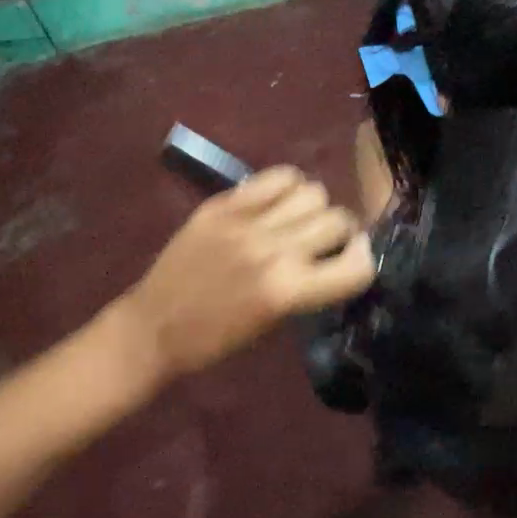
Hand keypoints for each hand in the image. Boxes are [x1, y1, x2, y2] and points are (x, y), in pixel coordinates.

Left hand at [117, 167, 374, 381]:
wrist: (153, 328)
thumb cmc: (216, 340)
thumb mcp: (273, 323)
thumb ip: (308, 287)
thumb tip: (338, 256)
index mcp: (287, 292)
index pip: (356, 265)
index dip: (362, 261)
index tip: (353, 260)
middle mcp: (273, 251)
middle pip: (337, 219)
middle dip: (340, 231)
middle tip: (324, 241)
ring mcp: (247, 223)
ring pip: (312, 191)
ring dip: (314, 207)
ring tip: (297, 219)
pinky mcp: (224, 204)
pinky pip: (276, 177)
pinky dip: (287, 186)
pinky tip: (277, 202)